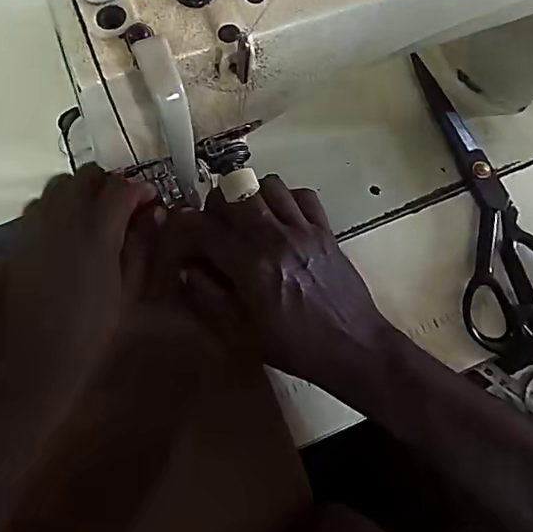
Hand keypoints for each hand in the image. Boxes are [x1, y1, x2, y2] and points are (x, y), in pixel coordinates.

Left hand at [4, 164, 159, 367]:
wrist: (39, 357)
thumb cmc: (93, 328)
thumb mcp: (130, 287)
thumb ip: (142, 244)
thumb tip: (153, 215)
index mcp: (98, 231)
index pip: (122, 188)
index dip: (140, 190)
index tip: (150, 200)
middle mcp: (64, 219)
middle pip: (88, 176)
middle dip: (109, 184)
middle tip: (123, 205)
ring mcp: (37, 226)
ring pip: (60, 184)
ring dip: (81, 191)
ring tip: (94, 213)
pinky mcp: (19, 238)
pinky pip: (38, 204)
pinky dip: (56, 205)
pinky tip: (66, 229)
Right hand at [165, 176, 401, 395]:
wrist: (352, 345)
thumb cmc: (295, 346)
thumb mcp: (240, 334)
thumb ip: (208, 297)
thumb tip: (186, 267)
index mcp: (251, 266)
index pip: (203, 227)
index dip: (183, 228)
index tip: (181, 236)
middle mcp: (275, 238)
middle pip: (233, 193)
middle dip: (214, 206)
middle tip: (213, 226)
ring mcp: (303, 229)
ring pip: (267, 185)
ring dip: (250, 196)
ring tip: (247, 218)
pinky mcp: (325, 228)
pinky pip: (302, 194)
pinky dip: (286, 198)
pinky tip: (280, 218)